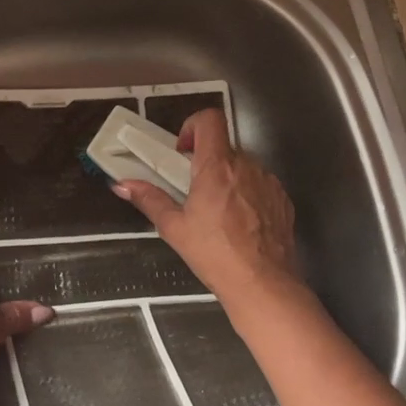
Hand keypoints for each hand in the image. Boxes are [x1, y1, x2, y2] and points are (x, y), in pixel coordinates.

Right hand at [112, 108, 298, 301]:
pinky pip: (260, 185)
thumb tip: (121, 184)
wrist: (264, 285)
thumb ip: (149, 199)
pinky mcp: (283, 201)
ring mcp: (269, 183)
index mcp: (217, 167)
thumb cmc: (214, 254)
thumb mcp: (174, 227)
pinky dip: (247, 195)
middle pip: (223, 147)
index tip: (182, 152)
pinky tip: (240, 225)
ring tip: (216, 212)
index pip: (210, 119)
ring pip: (243, 167)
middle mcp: (247, 167)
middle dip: (205, 162)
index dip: (192, 126)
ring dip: (227, 179)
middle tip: (192, 190)